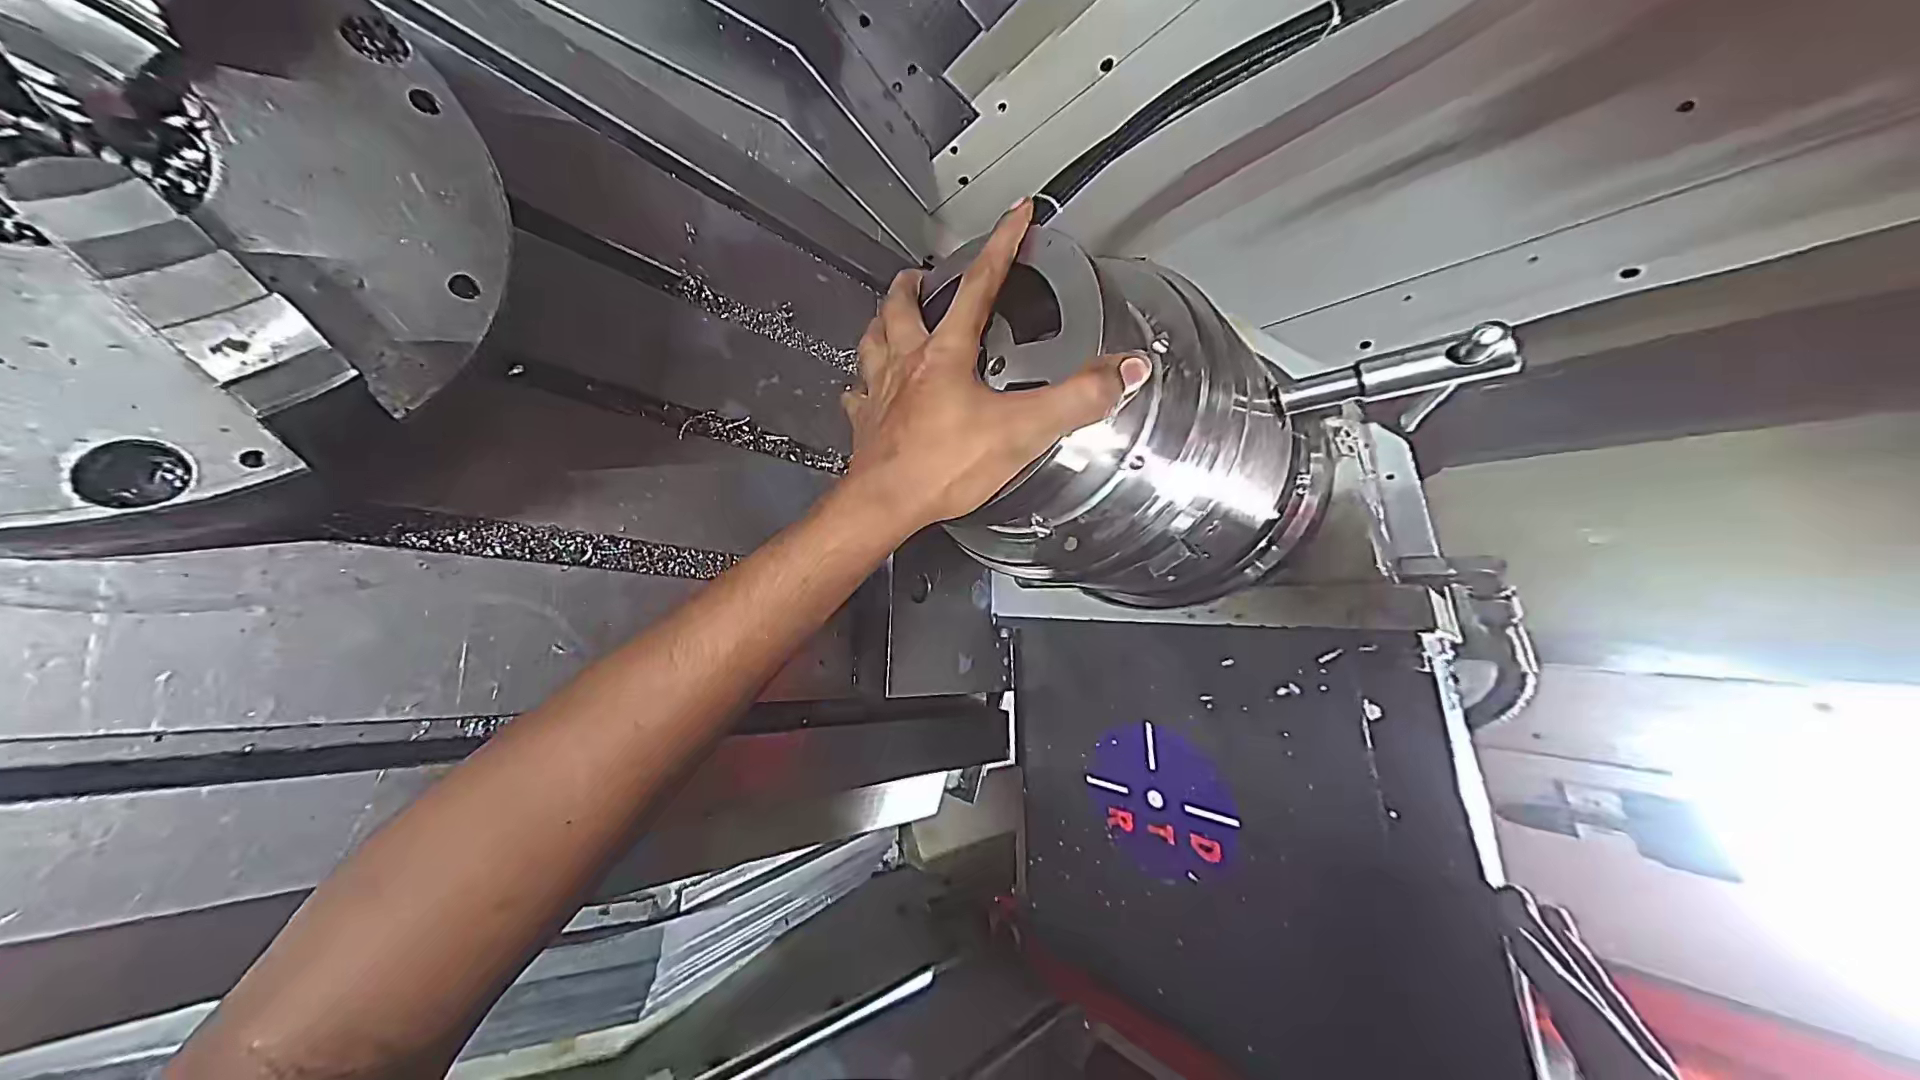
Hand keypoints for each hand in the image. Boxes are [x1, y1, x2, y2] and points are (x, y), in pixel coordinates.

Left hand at [839, 200, 1150, 532]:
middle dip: (916, 283)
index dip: (1002, 245)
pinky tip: (861, 389)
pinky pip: (856, 396)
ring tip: (888, 312)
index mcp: (945, 355)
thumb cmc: (941, 467)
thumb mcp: (1024, 430)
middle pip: (904, 307)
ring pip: (873, 341)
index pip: (978, 285)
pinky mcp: (867, 425)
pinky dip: (859, 386)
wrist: (887, 503)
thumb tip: (1122, 372)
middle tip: (921, 274)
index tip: (1014, 217)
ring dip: (881, 321)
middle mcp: (907, 365)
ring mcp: (881, 394)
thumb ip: (1078, 398)